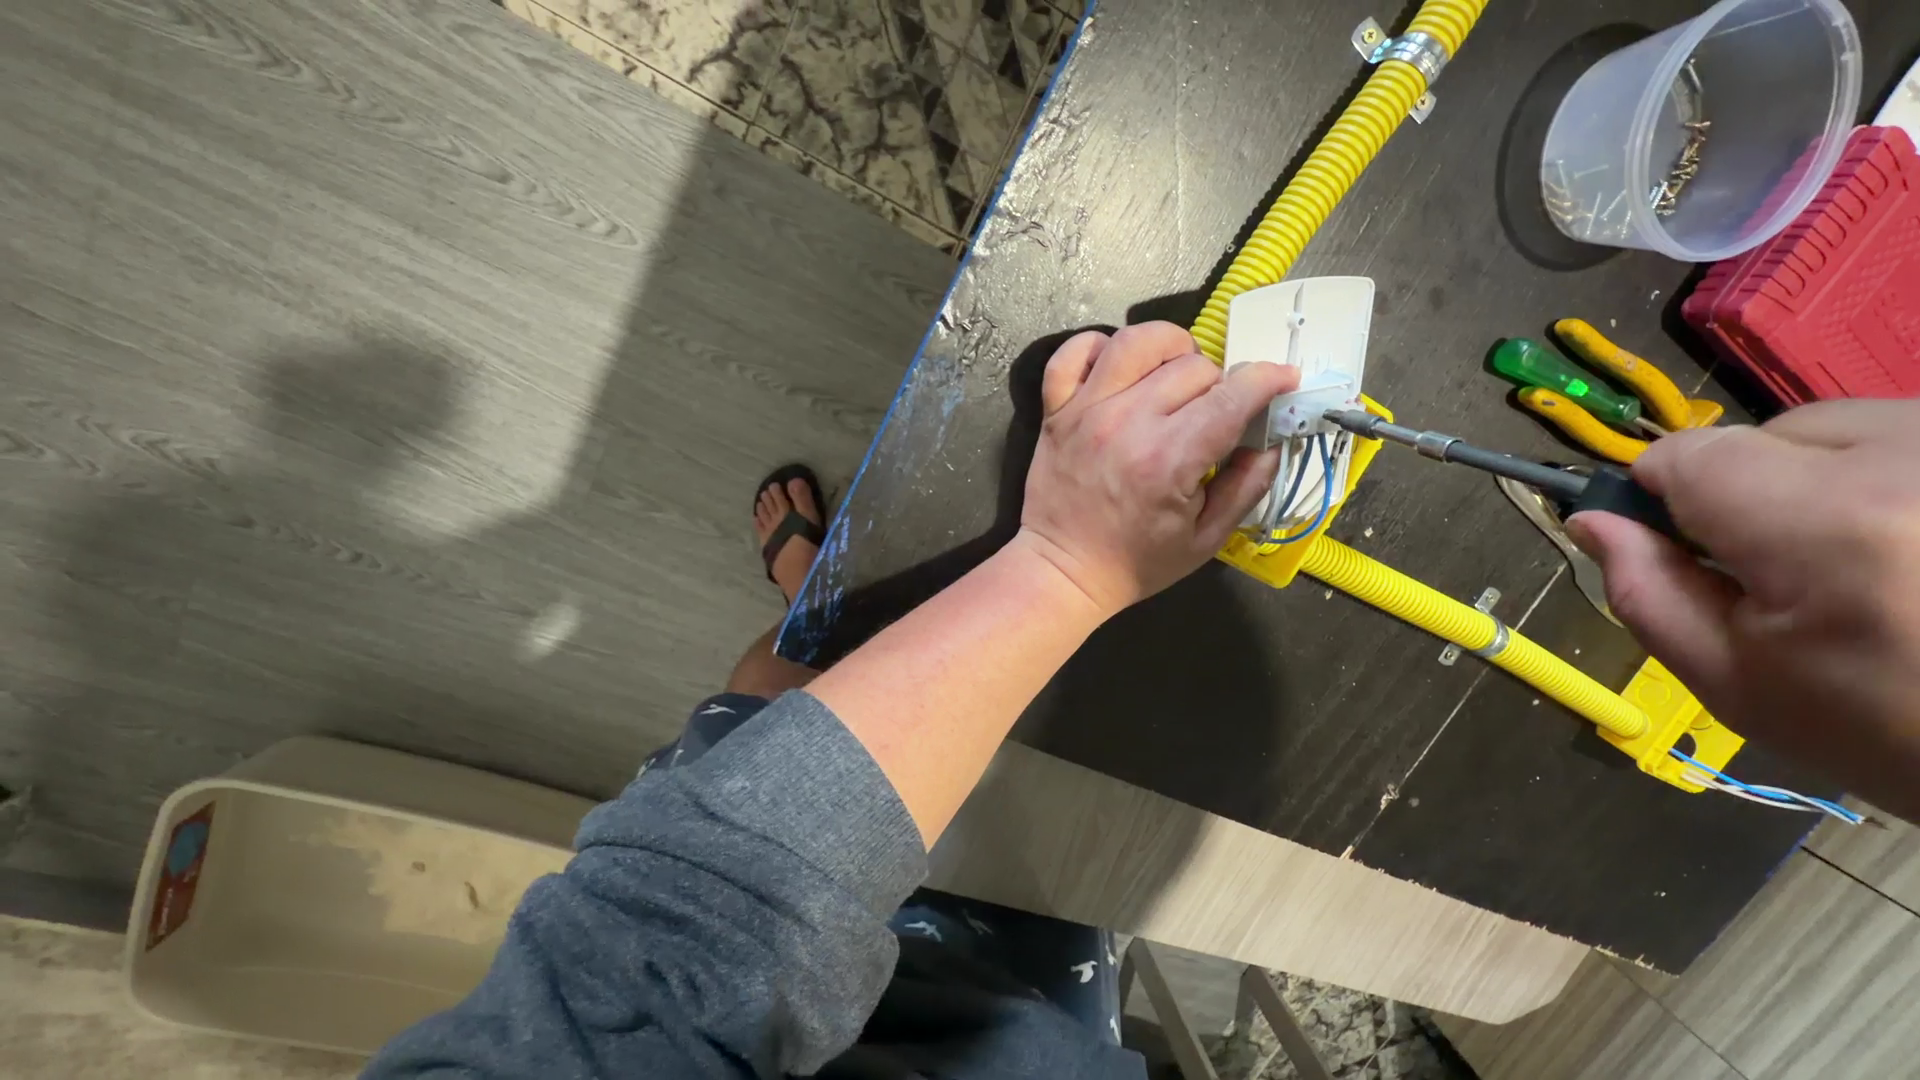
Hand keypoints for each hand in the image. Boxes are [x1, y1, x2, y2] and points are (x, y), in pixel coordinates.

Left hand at [1012, 322, 1298, 616]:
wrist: (1063, 571)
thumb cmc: (1136, 562)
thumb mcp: (1206, 539)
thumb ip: (1247, 487)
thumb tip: (1271, 443)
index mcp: (1169, 459)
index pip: (1232, 395)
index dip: (1267, 380)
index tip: (1282, 381)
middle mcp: (1127, 422)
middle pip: (1193, 366)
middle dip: (1219, 383)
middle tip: (1214, 413)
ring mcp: (1086, 410)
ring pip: (1138, 341)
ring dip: (1170, 350)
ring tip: (1175, 378)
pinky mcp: (1056, 409)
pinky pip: (1074, 351)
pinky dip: (1099, 347)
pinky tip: (1120, 369)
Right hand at [1568, 400, 1919, 819]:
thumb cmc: (1892, 733)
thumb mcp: (1734, 681)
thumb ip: (1645, 591)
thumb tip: (1593, 520)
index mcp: (1829, 524)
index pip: (1691, 454)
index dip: (1662, 495)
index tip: (1679, 547)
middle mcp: (1915, 460)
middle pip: (1772, 432)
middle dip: (1754, 489)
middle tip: (1790, 571)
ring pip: (1848, 427)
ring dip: (1828, 480)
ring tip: (1868, 558)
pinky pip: (1909, 443)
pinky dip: (1894, 481)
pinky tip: (1914, 545)